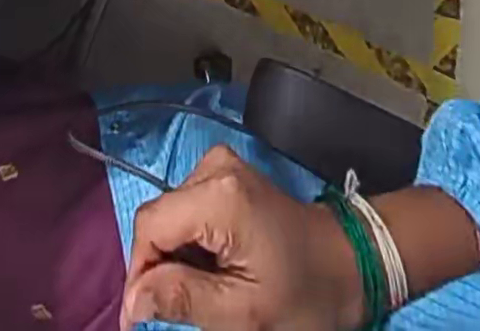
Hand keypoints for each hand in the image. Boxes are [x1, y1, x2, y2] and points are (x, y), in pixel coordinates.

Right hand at [121, 146, 361, 330]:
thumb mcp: (244, 313)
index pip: (151, 225)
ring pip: (170, 213)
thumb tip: (133, 298)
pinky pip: (186, 206)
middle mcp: (214, 167)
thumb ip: (184, 299)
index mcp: (219, 196)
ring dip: (174, 254)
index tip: (140, 316)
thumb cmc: (303, 294)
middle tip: (175, 309)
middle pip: (160, 217)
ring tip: (201, 288)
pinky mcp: (224, 171)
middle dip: (159, 265)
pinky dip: (188, 239)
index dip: (139, 270)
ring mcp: (219, 164)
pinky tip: (210, 264)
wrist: (346, 261)